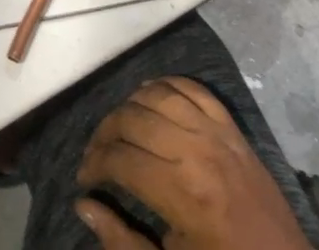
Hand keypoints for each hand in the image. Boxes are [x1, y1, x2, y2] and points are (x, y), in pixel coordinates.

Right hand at [74, 77, 312, 249]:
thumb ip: (122, 240)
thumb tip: (83, 205)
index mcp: (183, 193)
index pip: (119, 160)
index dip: (93, 166)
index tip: (85, 181)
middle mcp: (198, 152)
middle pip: (132, 120)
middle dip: (103, 135)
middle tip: (96, 155)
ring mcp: (219, 135)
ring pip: (158, 95)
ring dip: (129, 105)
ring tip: (119, 128)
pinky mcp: (234, 130)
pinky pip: (193, 90)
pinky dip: (165, 85)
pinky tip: (149, 97)